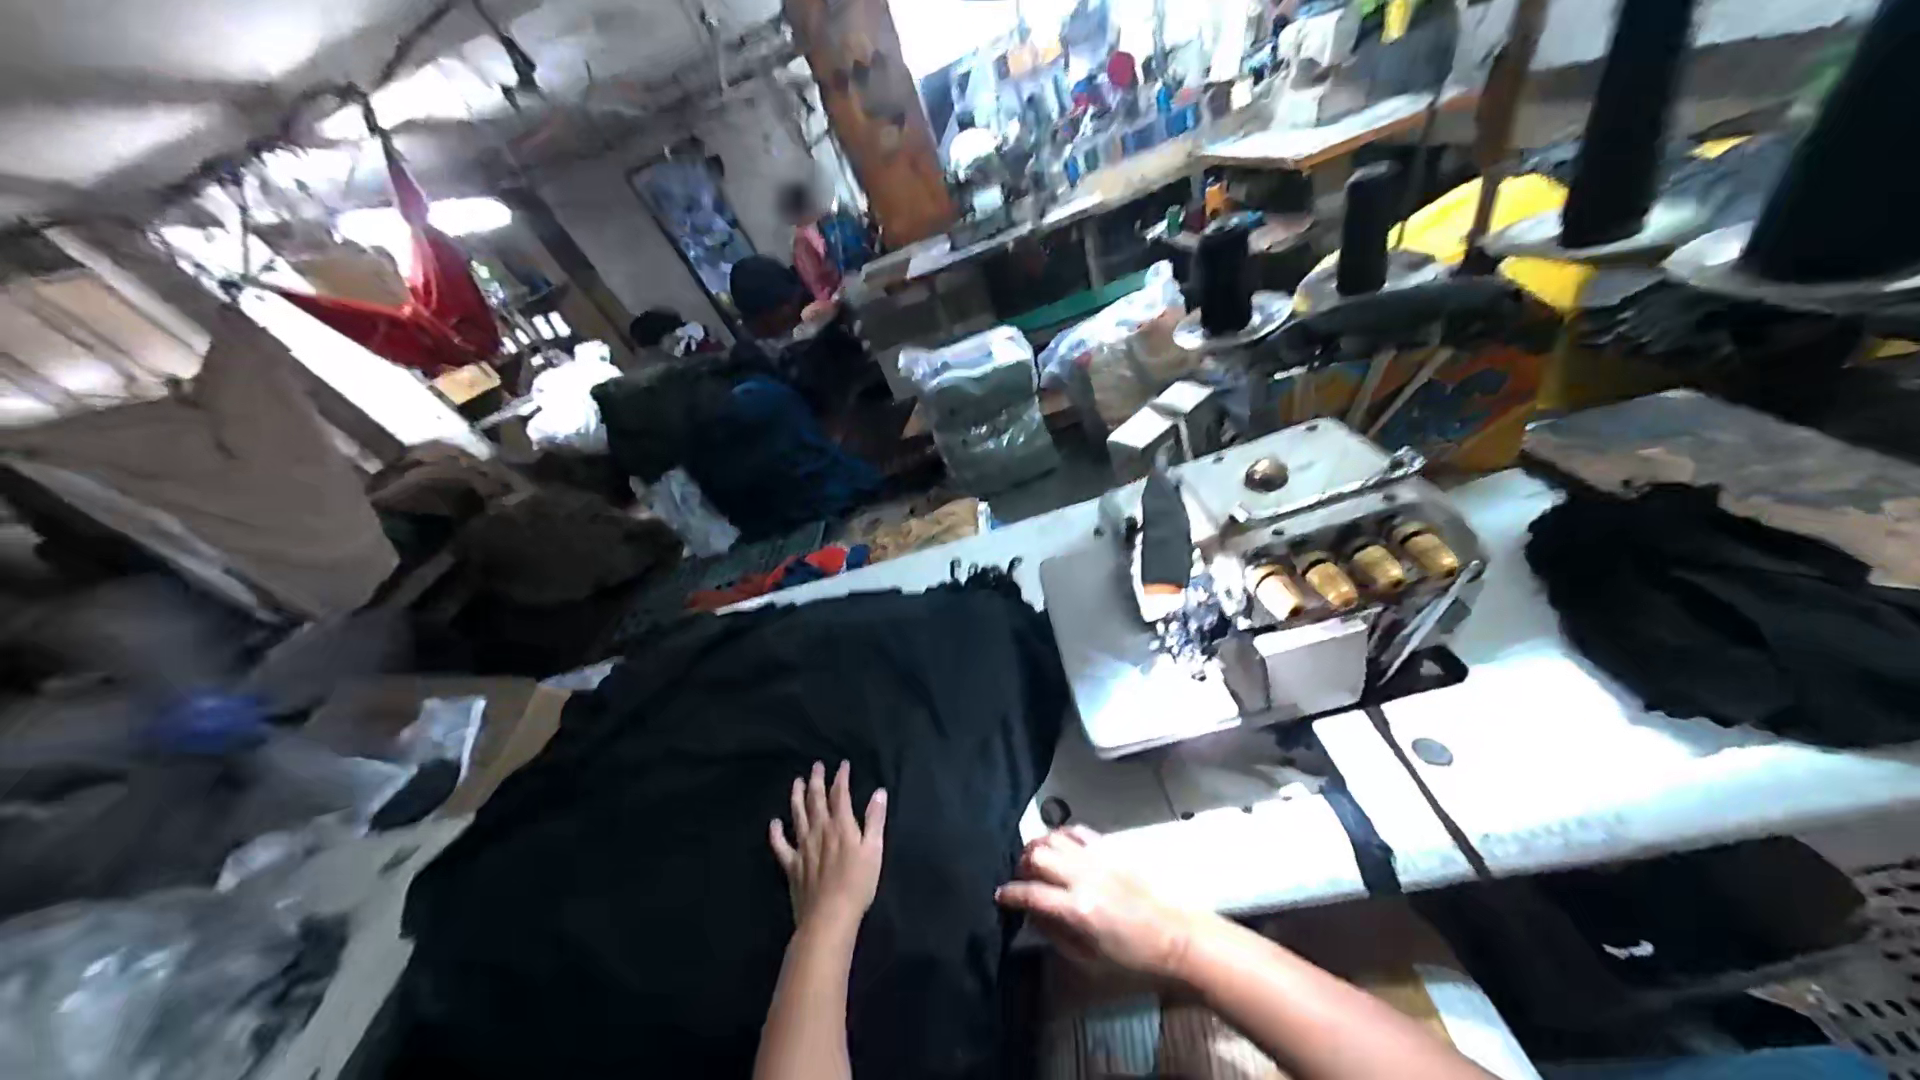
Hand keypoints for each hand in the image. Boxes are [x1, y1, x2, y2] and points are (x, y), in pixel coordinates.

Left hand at [769, 761, 886, 932]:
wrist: (829, 917)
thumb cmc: (857, 884)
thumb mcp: (874, 850)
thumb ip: (875, 820)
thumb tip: (879, 792)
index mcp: (841, 826)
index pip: (840, 794)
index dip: (841, 777)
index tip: (843, 765)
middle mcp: (819, 830)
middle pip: (816, 799)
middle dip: (817, 780)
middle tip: (816, 765)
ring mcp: (802, 847)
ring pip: (797, 815)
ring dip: (796, 796)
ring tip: (796, 782)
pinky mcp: (791, 865)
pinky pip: (781, 845)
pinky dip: (776, 833)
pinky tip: (774, 823)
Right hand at [995, 826, 1196, 979]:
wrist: (1176, 936)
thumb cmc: (1133, 956)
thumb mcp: (1089, 958)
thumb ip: (1055, 933)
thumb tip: (1032, 914)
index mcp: (1078, 909)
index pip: (1030, 893)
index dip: (1009, 894)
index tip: (1000, 897)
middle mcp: (1083, 877)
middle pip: (1036, 854)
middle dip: (1021, 865)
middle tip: (1021, 878)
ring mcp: (1097, 858)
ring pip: (1052, 837)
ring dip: (1037, 846)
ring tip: (1035, 861)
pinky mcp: (1109, 848)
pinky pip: (1076, 830)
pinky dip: (1060, 835)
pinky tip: (1058, 847)